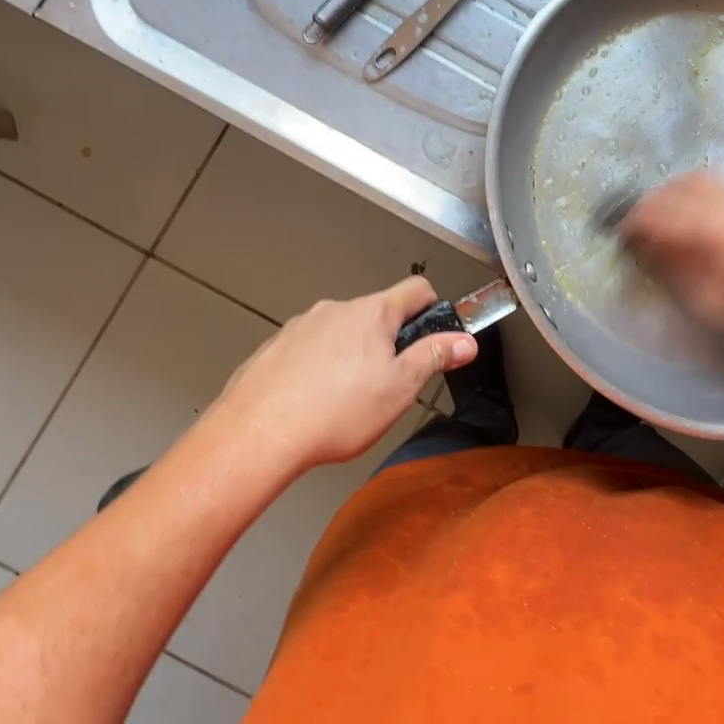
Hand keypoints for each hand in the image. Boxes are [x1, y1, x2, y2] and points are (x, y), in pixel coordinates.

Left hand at [213, 276, 474, 471]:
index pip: (416, 289)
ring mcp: (302, 327)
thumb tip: (464, 342)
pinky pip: (309, 352)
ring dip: (351, 357)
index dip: (433, 309)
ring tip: (348, 401)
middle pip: (376, 315)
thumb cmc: (330, 413)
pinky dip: (318, 370)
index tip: (435, 333)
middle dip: (388, 343)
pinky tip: (315, 403)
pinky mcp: (276, 349)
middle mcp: (336, 310)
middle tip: (390, 383)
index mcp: (372, 313)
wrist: (258, 435)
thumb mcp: (400, 388)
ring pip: (341, 334)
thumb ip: (434, 357)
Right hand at [620, 173, 723, 342]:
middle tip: (640, 216)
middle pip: (679, 187)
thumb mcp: (713, 298)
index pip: (662, 214)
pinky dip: (703, 188)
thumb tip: (654, 246)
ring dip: (678, 188)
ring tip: (666, 206)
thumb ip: (679, 267)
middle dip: (654, 199)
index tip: (625, 229)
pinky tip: (701, 207)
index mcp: (714, 230)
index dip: (638, 220)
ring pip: (703, 177)